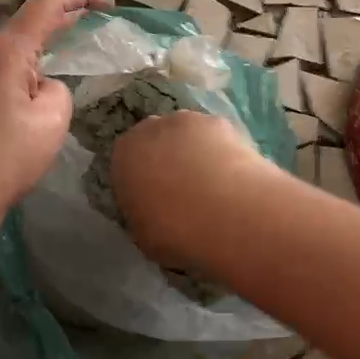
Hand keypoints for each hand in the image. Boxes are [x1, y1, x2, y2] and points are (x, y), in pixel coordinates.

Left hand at [0, 0, 110, 242]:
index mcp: (5, 49)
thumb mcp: (51, 123)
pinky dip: (17, 63)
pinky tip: (29, 82)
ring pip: (9, 44)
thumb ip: (57, 88)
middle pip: (26, 20)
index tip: (107, 2)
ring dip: (37, 47)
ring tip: (64, 55)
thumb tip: (39, 83)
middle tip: (94, 21)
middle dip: (61, 19)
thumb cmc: (5, 162)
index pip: (47, 2)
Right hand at [111, 110, 273, 269]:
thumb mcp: (146, 237)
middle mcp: (148, 129)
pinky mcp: (217, 121)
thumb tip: (152, 214)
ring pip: (185, 134)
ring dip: (194, 152)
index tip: (155, 200)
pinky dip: (222, 151)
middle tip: (184, 192)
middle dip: (166, 159)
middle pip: (154, 140)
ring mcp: (184, 121)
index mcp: (124, 155)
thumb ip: (142, 216)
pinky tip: (235, 178)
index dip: (141, 180)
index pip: (126, 162)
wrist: (225, 213)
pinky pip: (216, 136)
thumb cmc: (176, 232)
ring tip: (214, 186)